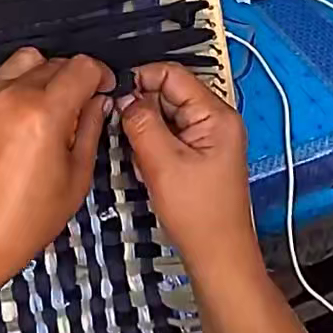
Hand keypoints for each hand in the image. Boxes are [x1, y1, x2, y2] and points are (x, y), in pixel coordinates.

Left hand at [0, 48, 114, 293]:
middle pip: (57, 61)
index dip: (100, 75)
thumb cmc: (23, 219)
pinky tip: (24, 115)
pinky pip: (3, 76)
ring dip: (46, 74)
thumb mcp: (76, 177)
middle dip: (76, 78)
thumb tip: (97, 101)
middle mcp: (13, 97)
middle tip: (81, 106)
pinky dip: (19, 85)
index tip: (103, 88)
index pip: (82, 67)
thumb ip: (91, 128)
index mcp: (44, 115)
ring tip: (50, 106)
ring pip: (28, 60)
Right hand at [119, 63, 259, 280]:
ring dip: (145, 131)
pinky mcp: (198, 152)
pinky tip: (149, 167)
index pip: (173, 74)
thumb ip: (142, 123)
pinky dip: (151, 146)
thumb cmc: (199, 215)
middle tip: (126, 135)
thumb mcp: (163, 163)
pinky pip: (167, 134)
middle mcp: (215, 119)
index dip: (141, 78)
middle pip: (167, 93)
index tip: (115, 94)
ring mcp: (207, 136)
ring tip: (142, 159)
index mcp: (216, 115)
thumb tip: (124, 95)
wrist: (217, 257)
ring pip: (163, 114)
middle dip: (142, 110)